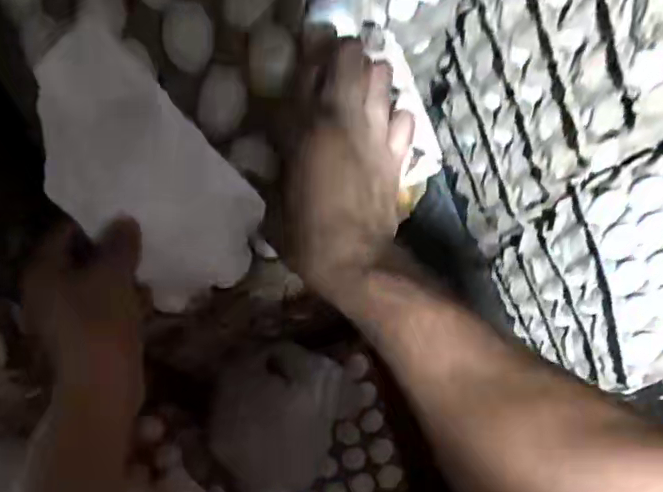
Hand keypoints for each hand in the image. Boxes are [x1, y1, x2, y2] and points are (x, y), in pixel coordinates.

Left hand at [21, 217, 145, 418]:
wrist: (103, 389)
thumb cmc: (101, 326)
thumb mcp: (113, 276)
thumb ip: (119, 244)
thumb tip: (125, 221)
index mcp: (42, 271)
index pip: (65, 232)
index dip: (95, 224)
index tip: (125, 221)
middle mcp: (45, 294)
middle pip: (79, 262)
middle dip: (110, 254)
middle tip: (139, 245)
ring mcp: (64, 321)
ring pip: (93, 289)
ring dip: (119, 282)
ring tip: (146, 273)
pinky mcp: (84, 342)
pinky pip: (103, 314)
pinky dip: (121, 306)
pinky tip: (144, 303)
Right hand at [288, 38, 415, 309]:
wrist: (357, 264)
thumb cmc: (309, 242)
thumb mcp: (275, 210)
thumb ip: (269, 179)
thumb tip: (259, 168)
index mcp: (305, 130)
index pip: (306, 71)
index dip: (306, 69)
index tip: (302, 85)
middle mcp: (343, 119)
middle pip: (350, 55)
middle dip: (343, 61)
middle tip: (335, 80)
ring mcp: (375, 133)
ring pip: (383, 74)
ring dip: (372, 80)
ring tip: (361, 99)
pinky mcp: (397, 153)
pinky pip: (404, 114)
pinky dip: (396, 115)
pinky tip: (385, 129)